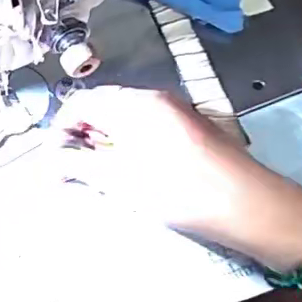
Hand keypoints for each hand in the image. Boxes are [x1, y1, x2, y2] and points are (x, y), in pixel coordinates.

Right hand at [51, 87, 301, 270]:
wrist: (248, 204)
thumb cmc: (181, 192)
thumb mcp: (120, 181)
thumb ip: (79, 165)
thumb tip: (53, 160)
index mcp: (134, 104)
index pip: (80, 102)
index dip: (60, 130)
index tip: (54, 158)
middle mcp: (155, 98)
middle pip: (102, 106)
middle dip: (82, 134)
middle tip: (76, 167)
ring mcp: (175, 109)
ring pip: (125, 117)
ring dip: (106, 140)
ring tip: (104, 173)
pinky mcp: (190, 126)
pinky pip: (147, 125)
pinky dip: (130, 143)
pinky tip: (135, 170)